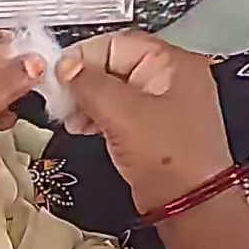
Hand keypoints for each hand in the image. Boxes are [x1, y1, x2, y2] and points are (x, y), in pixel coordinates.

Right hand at [57, 31, 233, 213]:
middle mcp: (170, 79)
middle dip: (83, 82)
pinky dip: (97, 117)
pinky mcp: (152, 129)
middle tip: (61, 98)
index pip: (118, 43)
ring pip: (113, 90)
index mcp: (172, 64)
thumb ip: (90, 84)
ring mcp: (162, 105)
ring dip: (87, 101)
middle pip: (114, 66)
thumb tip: (66, 66)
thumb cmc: (170, 159)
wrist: (189, 205)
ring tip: (70, 118)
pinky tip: (82, 127)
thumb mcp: (123, 114)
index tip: (59, 73)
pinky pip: (119, 112)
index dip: (85, 56)